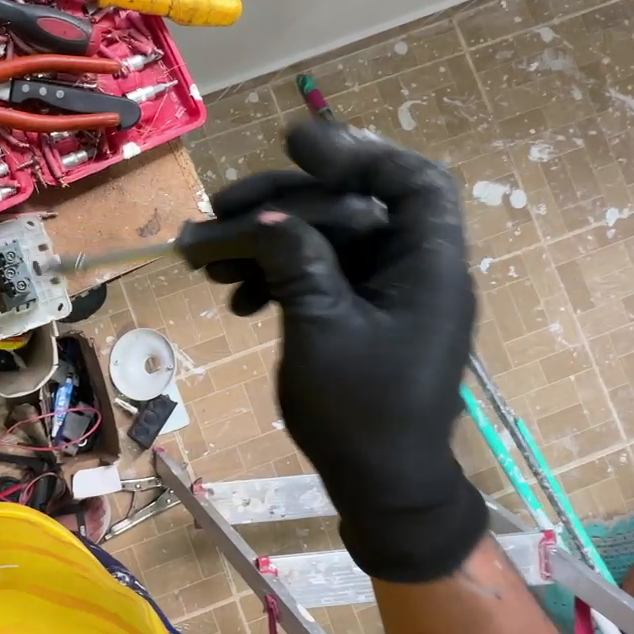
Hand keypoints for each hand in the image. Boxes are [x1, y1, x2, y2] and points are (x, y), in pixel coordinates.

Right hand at [202, 122, 484, 581]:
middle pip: (348, 207)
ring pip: (321, 241)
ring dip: (264, 242)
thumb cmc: (361, 414)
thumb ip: (296, 264)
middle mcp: (409, 269)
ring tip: (206, 257)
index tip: (295, 147)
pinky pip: (313, 275)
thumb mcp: (321, 330)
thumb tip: (261, 219)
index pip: (411, 182)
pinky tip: (235, 300)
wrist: (378, 485)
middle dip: (280, 205)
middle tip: (219, 207)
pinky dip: (273, 278)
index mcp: (427, 267)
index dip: (358, 153)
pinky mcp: (355, 314)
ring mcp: (381, 293)